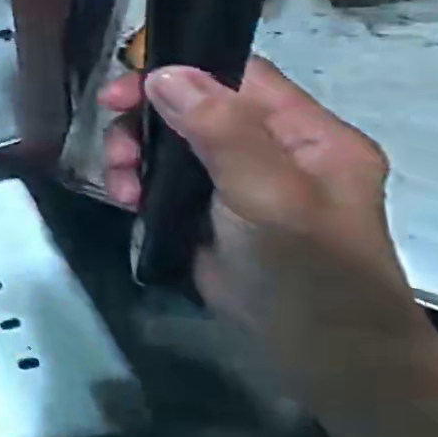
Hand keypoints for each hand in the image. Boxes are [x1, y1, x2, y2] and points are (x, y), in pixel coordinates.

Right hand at [101, 58, 436, 390]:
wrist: (322, 363)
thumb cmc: (307, 273)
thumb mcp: (269, 196)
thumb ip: (222, 131)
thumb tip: (164, 73)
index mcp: (306, 133)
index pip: (236, 76)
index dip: (176, 73)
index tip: (121, 93)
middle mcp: (272, 148)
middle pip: (190, 105)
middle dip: (143, 122)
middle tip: (115, 148)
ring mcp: (237, 180)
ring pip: (167, 140)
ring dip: (132, 154)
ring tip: (122, 186)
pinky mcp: (206, 209)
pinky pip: (160, 175)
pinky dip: (135, 181)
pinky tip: (127, 201)